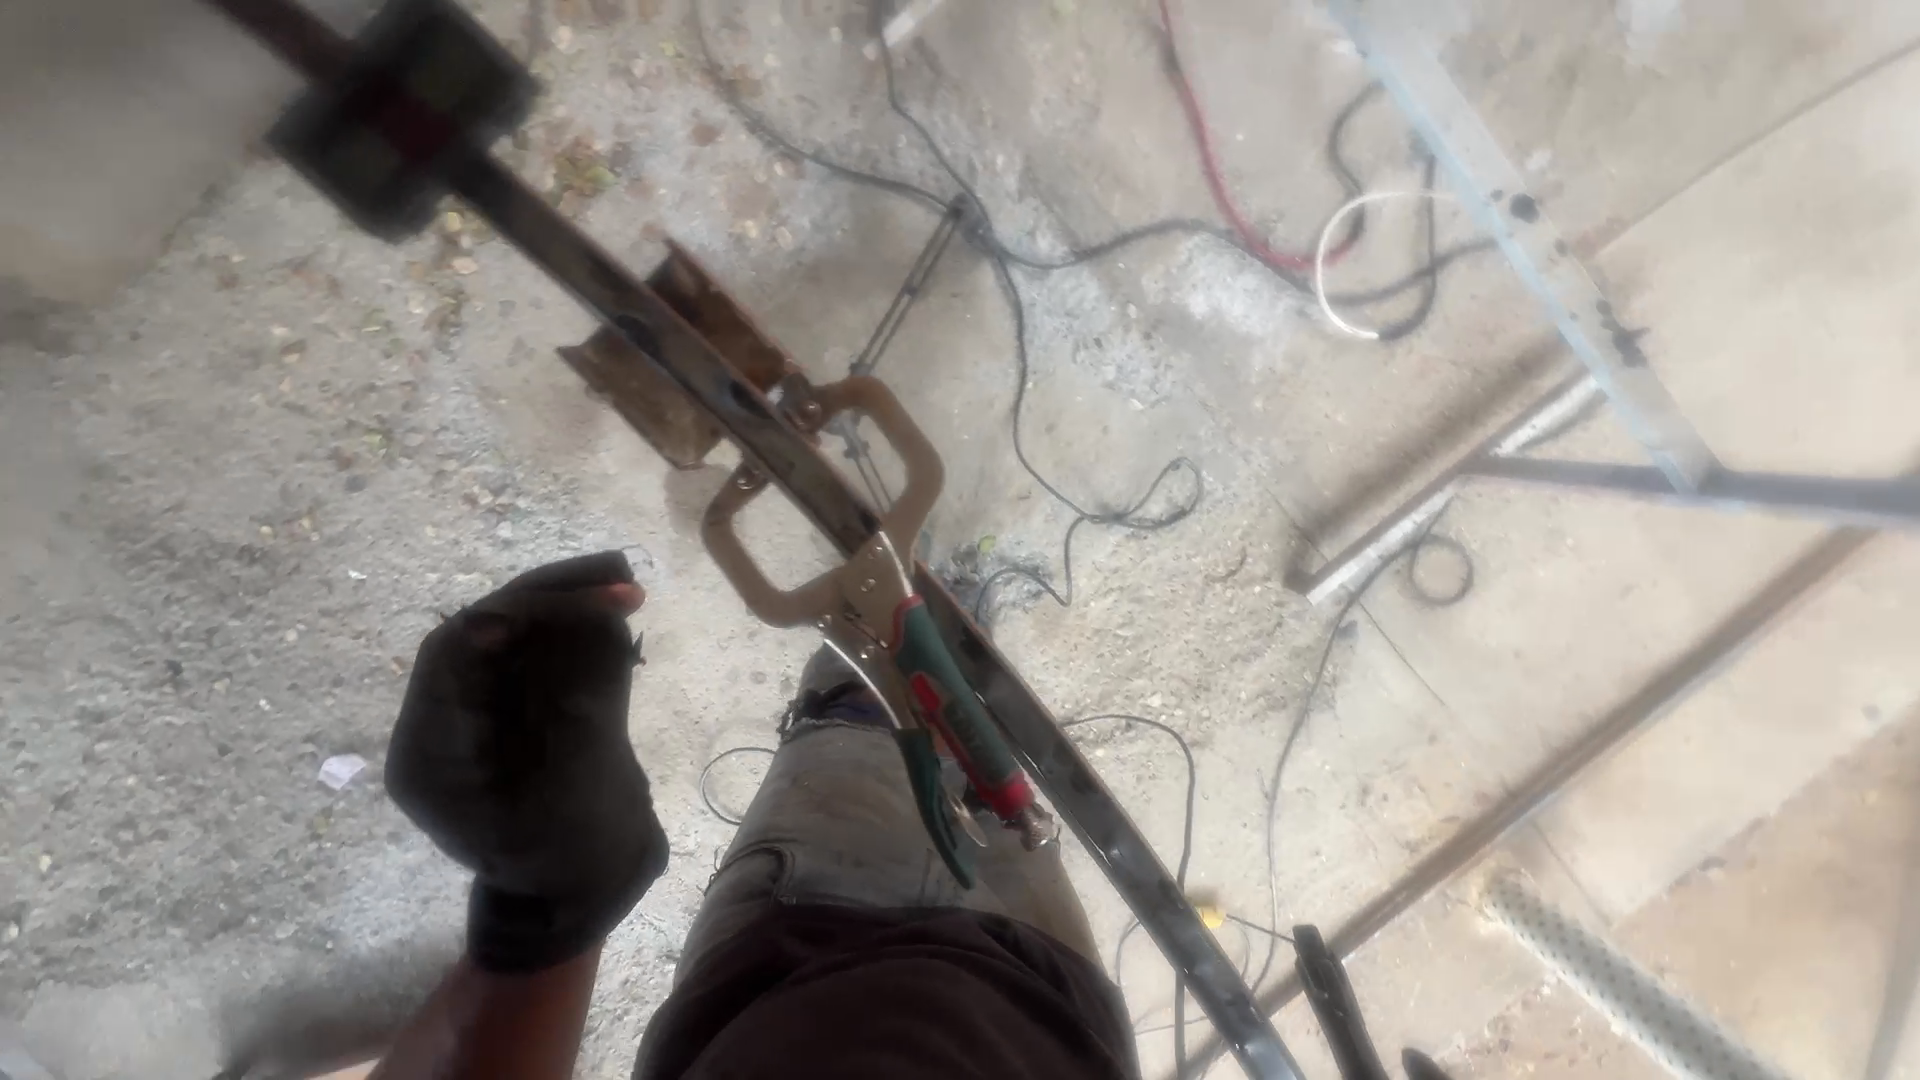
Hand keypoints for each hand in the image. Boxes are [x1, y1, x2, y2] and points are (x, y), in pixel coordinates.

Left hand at [386, 551, 666, 972]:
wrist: (579, 892)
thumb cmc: (573, 855)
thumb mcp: (578, 786)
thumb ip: (585, 701)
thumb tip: (601, 621)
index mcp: (432, 751)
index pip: (453, 655)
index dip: (516, 615)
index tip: (582, 599)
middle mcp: (444, 724)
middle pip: (480, 635)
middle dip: (548, 599)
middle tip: (616, 576)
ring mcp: (480, 719)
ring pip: (510, 639)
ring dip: (564, 606)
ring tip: (622, 583)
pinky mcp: (516, 715)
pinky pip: (535, 658)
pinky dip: (575, 632)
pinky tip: (613, 618)